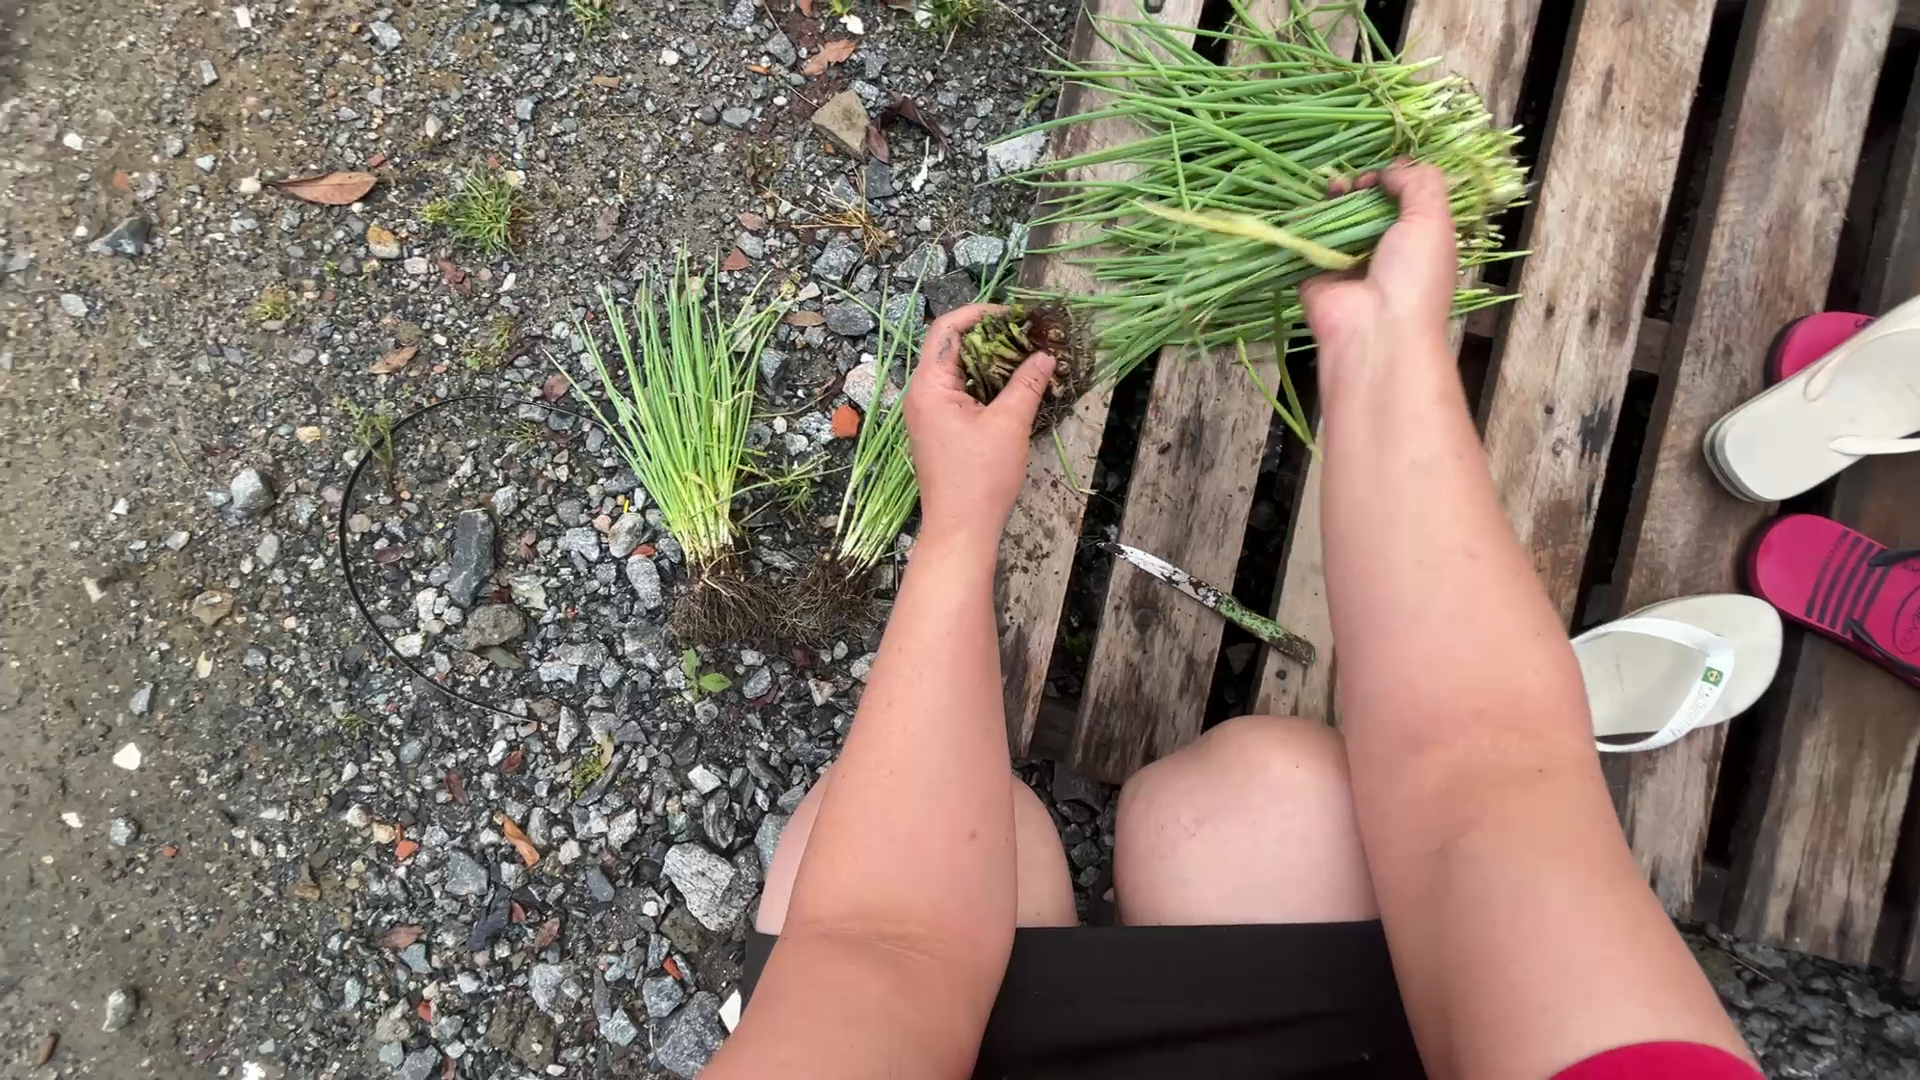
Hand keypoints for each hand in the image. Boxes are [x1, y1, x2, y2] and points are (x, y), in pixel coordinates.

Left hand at [905, 304, 1055, 546]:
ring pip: (958, 372)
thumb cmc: (980, 478)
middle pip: (951, 347)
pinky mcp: (939, 430)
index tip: (1014, 315)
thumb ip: (1027, 384)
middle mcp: (922, 395)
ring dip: (990, 362)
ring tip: (1025, 358)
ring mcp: (928, 414)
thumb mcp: (1009, 425)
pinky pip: (960, 394)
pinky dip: (984, 385)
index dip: (980, 313)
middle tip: (1026, 336)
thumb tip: (1045, 355)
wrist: (960, 529)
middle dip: (990, 337)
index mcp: (929, 386)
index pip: (947, 329)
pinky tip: (1013, 387)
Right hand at [1299, 161, 1459, 385]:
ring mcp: (1345, 266)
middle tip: (1353, 182)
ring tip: (1332, 189)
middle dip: (1359, 189)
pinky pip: (1304, 247)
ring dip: (1331, 203)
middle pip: (1365, 210)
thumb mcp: (1433, 217)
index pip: (1401, 202)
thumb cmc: (1414, 275)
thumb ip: (1419, 182)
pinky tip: (1305, 211)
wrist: (1375, 328)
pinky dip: (1302, 227)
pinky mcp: (1312, 278)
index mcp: (1416, 241)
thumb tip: (1391, 167)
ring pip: (1334, 224)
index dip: (1391, 181)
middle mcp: (1380, 253)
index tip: (1381, 175)